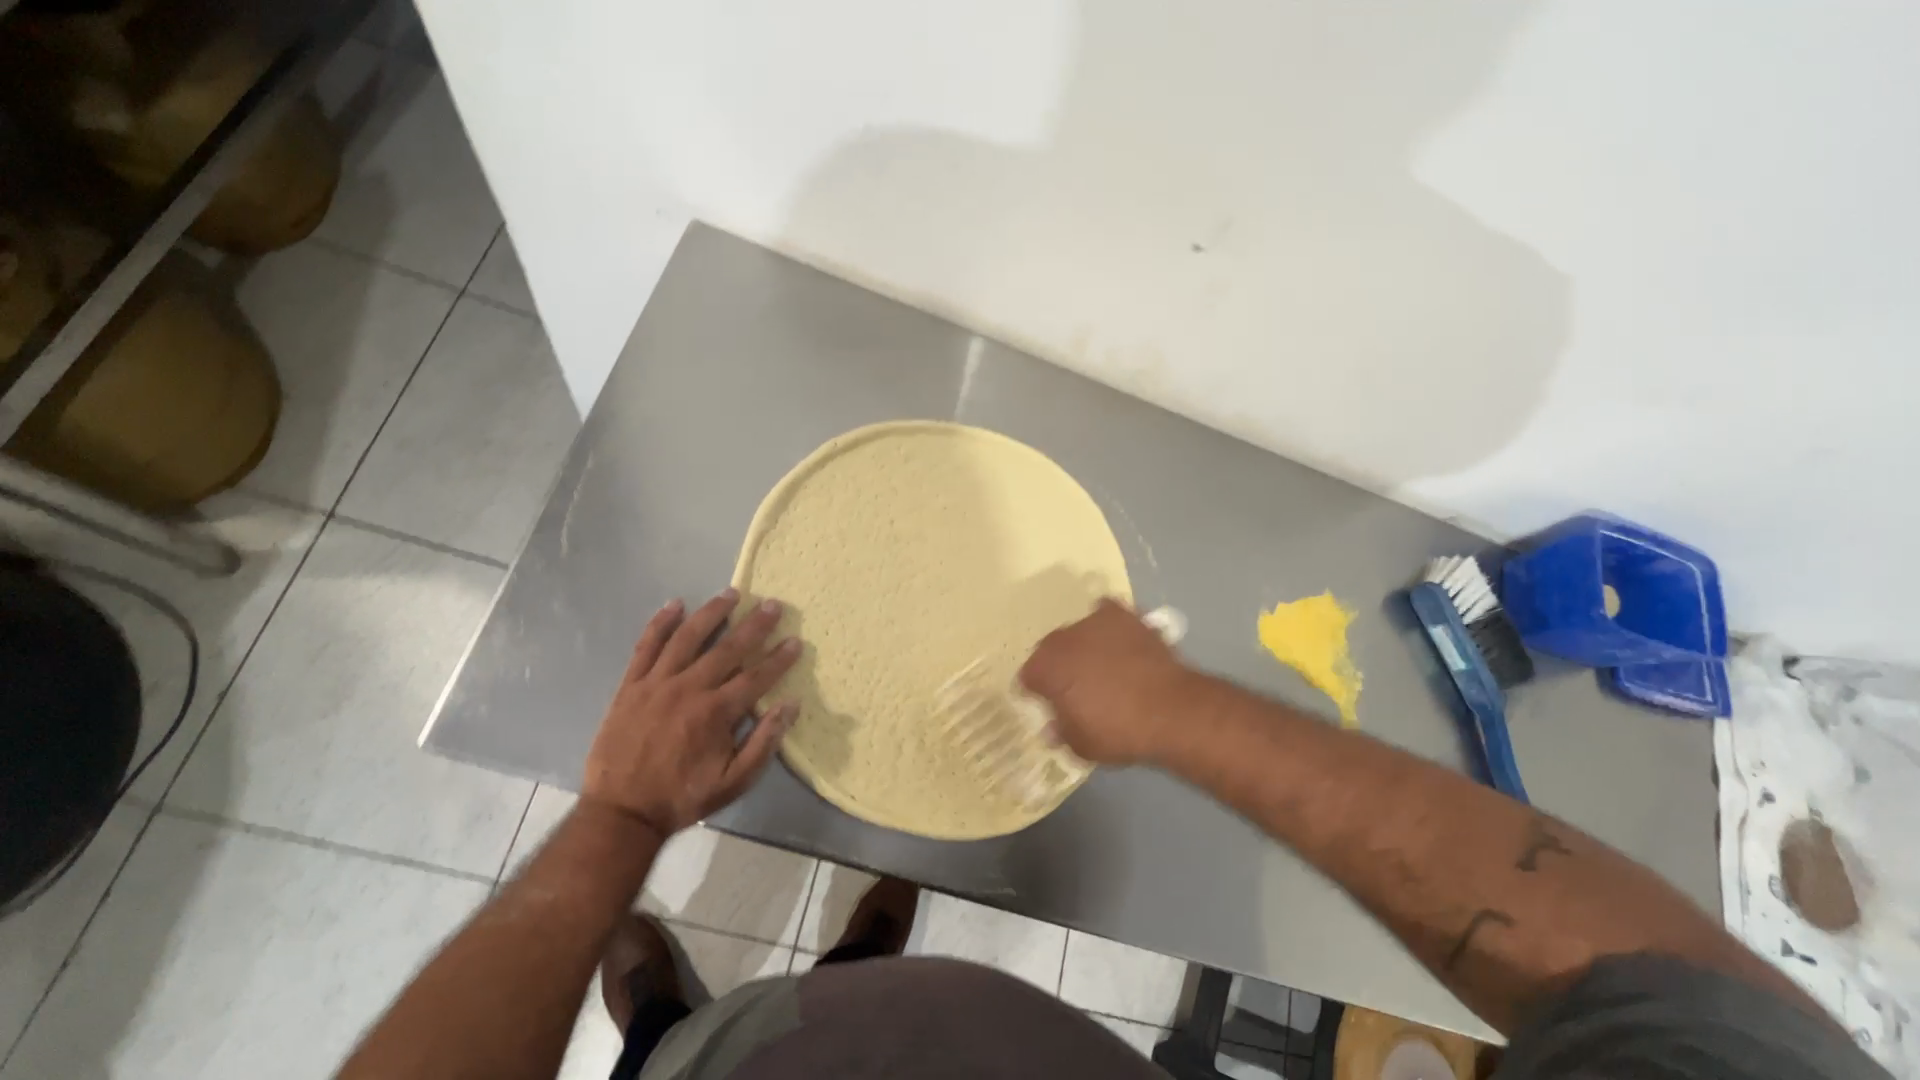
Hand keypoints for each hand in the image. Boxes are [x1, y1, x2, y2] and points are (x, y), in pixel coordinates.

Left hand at [582, 589, 800, 836]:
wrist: (622, 810)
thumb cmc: (683, 797)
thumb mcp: (734, 782)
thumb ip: (764, 742)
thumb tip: (790, 705)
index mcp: (716, 713)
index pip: (756, 677)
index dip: (779, 658)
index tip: (796, 641)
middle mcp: (688, 689)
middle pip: (728, 648)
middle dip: (754, 625)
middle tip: (773, 604)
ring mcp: (656, 683)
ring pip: (688, 637)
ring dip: (712, 613)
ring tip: (731, 593)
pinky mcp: (631, 685)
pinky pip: (646, 646)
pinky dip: (660, 623)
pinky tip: (675, 604)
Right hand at [1017, 598, 1196, 765]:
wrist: (1170, 710)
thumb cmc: (1118, 732)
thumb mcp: (1081, 746)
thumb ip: (1061, 731)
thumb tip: (1053, 725)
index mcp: (1045, 668)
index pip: (1027, 677)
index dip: (1038, 693)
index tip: (1052, 707)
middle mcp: (1063, 639)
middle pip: (1051, 650)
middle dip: (1060, 667)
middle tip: (1078, 689)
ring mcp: (1095, 622)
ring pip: (1080, 632)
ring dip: (1085, 647)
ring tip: (1106, 668)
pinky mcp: (1125, 616)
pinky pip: (1108, 615)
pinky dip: (1110, 627)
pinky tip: (1121, 642)